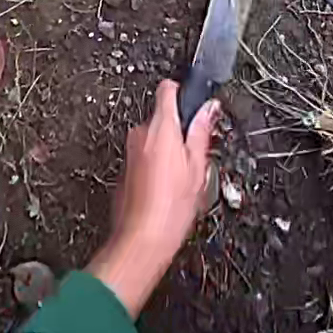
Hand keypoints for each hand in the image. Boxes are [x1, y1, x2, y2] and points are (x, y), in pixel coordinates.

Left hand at [85, 79, 220, 316]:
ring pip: (153, 138)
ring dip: (166, 149)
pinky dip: (154, 165)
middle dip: (178, 129)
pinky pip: (143, 156)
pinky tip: (166, 187)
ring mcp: (130, 153)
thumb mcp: (197, 166)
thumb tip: (209, 108)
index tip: (193, 102)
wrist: (140, 244)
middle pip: (162, 116)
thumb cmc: (169, 209)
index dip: (183, 92)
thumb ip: (202, 131)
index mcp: (161, 127)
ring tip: (181, 175)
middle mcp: (141, 135)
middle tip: (194, 152)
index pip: (168, 88)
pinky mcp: (124, 171)